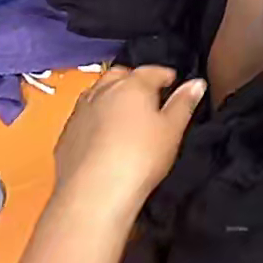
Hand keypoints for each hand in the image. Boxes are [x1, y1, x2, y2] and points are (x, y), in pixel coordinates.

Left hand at [52, 66, 205, 220]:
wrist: (96, 191)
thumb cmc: (142, 156)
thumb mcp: (173, 129)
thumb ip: (184, 103)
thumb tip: (196, 83)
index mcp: (131, 86)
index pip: (151, 70)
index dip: (166, 75)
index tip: (174, 82)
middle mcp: (102, 92)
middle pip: (119, 75)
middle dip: (135, 79)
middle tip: (150, 95)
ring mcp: (79, 112)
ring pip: (97, 92)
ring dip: (112, 95)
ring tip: (127, 112)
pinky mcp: (66, 134)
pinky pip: (84, 115)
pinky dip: (96, 116)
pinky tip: (106, 134)